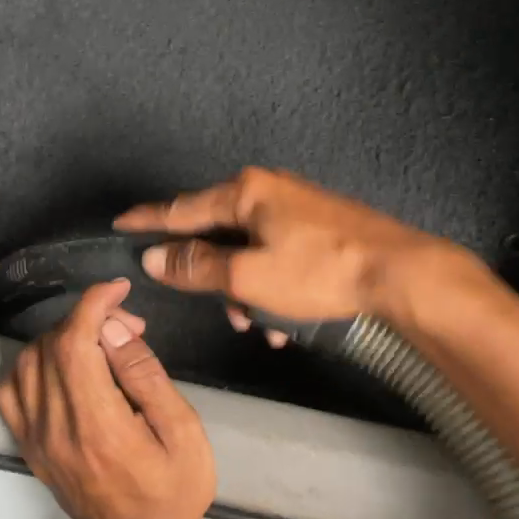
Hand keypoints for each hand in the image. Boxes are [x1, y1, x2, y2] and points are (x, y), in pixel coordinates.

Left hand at [0, 279, 216, 518]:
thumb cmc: (174, 493)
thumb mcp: (182, 433)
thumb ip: (146, 377)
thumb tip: (114, 329)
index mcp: (98, 424)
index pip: (75, 343)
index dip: (93, 304)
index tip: (119, 290)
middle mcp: (55, 428)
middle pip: (50, 346)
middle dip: (87, 319)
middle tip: (128, 327)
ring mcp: (35, 439)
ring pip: (25, 363)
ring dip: (60, 338)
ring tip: (98, 345)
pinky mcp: (28, 447)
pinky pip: (9, 391)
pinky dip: (30, 365)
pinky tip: (61, 367)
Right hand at [113, 167, 469, 327]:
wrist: (400, 273)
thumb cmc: (318, 273)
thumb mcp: (248, 278)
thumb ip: (197, 267)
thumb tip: (153, 258)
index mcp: (245, 192)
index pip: (180, 209)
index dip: (147, 221)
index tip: (118, 225)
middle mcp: (268, 191)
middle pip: (219, 236)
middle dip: (217, 281)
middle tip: (231, 314)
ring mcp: (298, 208)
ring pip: (251, 254)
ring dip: (250, 294)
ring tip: (268, 327)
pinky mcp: (321, 229)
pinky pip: (279, 259)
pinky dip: (276, 290)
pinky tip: (291, 323)